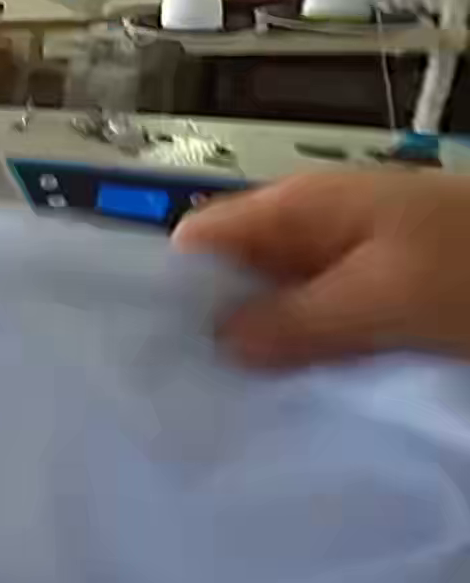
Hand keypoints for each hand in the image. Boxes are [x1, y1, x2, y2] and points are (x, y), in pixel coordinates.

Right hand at [174, 171, 469, 368]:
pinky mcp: (401, 279)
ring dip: (286, 332)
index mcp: (292, 205)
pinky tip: (334, 369)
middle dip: (233, 315)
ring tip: (284, 378)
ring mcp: (360, 248)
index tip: (182, 340)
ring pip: (287, 292)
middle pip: (238, 266)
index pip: (196, 239)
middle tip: (235, 371)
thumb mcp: (396, 301)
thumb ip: (298, 320)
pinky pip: (337, 308)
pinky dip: (330, 339)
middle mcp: (312, 220)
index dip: (181, 284)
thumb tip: (219, 346)